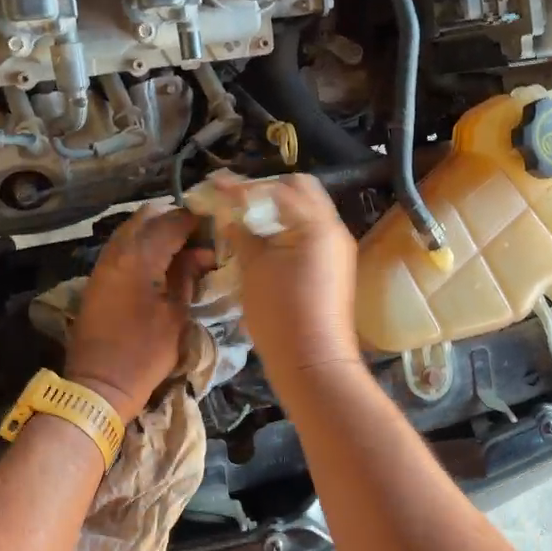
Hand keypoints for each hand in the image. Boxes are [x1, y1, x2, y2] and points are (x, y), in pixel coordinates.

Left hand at [66, 202, 211, 417]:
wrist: (97, 386)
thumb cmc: (143, 354)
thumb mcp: (175, 316)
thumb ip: (187, 276)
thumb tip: (202, 253)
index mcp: (139, 258)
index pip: (171, 223)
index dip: (194, 220)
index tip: (214, 225)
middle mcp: (117, 252)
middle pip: (147, 218)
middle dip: (173, 219)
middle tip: (198, 234)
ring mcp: (103, 264)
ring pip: (132, 229)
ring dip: (156, 230)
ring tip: (183, 245)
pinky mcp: (98, 277)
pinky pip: (122, 246)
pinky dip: (142, 244)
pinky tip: (160, 259)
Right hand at [208, 172, 359, 378]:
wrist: (313, 364)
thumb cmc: (279, 314)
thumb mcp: (253, 268)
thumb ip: (242, 233)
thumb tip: (229, 214)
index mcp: (316, 224)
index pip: (277, 189)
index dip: (243, 188)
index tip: (214, 186)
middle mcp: (333, 228)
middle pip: (300, 190)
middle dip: (265, 191)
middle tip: (234, 201)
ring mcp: (337, 247)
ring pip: (306, 209)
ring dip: (276, 208)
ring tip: (244, 219)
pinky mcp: (334, 265)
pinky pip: (310, 231)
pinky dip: (287, 227)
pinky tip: (262, 239)